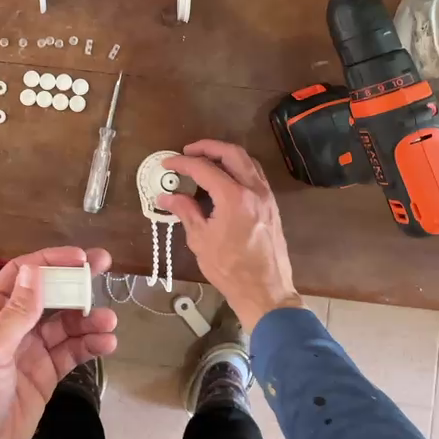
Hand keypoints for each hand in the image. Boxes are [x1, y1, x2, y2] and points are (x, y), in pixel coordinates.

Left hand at [0, 247, 118, 438]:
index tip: (79, 257)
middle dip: (75, 282)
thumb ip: (16, 312)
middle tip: (105, 266)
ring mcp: (29, 351)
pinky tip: (106, 344)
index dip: (49, 262)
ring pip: (64, 324)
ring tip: (110, 322)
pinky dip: (88, 346)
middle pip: (48, 294)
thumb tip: (34, 270)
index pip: (22, 274)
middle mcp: (10, 326)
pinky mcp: (44, 376)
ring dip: (87, 319)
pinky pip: (69, 353)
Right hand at [162, 140, 302, 329]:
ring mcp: (266, 196)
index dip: (182, 162)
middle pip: (232, 153)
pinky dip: (237, 168)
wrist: (265, 291)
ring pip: (247, 161)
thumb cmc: (229, 268)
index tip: (167, 163)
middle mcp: (254, 190)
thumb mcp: (200, 240)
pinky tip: (223, 179)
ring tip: (205, 161)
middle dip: (208, 147)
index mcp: (234, 197)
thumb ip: (185, 211)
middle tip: (188, 152)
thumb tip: (167, 196)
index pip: (204, 168)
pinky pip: (255, 175)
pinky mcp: (271, 206)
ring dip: (225, 155)